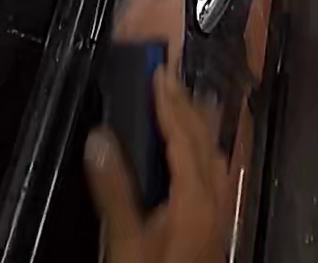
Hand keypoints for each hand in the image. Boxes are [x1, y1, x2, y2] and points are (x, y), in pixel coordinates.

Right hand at [83, 68, 235, 262]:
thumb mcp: (124, 245)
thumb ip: (113, 189)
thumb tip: (98, 135)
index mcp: (195, 201)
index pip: (183, 137)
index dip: (169, 103)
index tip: (158, 72)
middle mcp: (215, 204)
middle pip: (205, 142)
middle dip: (186, 106)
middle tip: (167, 76)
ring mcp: (219, 219)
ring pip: (215, 157)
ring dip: (198, 124)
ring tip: (183, 100)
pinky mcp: (214, 231)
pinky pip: (215, 173)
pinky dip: (203, 148)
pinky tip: (193, 150)